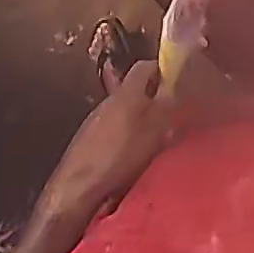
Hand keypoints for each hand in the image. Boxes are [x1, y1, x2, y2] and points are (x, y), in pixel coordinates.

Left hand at [36, 61, 172, 221]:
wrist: (78, 186)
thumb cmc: (121, 154)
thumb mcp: (155, 128)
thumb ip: (167, 105)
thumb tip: (174, 86)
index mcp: (127, 92)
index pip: (144, 67)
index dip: (160, 70)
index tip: (175, 81)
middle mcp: (109, 100)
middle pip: (134, 90)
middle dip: (152, 99)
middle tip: (169, 115)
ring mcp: (95, 120)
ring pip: (124, 111)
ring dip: (138, 119)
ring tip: (154, 139)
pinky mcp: (88, 140)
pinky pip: (113, 130)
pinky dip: (125, 137)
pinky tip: (131, 156)